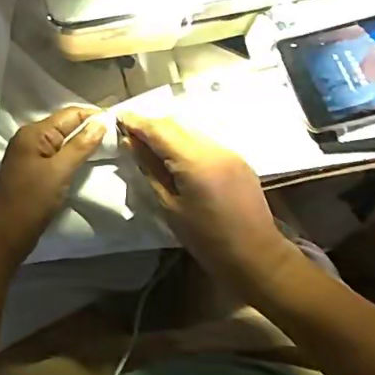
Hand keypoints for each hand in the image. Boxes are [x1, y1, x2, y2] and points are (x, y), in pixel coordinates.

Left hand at [0, 107, 105, 265]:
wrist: (5, 235)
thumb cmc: (32, 201)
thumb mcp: (60, 171)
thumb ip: (80, 145)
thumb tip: (101, 121)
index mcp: (33, 133)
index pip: (69, 114)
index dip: (94, 115)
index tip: (119, 121)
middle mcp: (29, 137)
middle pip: (65, 124)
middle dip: (89, 127)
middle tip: (118, 134)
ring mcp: (28, 153)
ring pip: (61, 140)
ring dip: (81, 142)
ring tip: (107, 146)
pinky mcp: (31, 169)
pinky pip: (55, 153)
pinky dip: (71, 154)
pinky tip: (85, 160)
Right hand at [118, 113, 302, 291]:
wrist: (256, 256)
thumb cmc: (206, 239)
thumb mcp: (169, 206)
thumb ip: (150, 169)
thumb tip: (132, 143)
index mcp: (194, 161)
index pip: (159, 129)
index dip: (136, 121)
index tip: (118, 119)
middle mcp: (213, 148)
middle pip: (175, 124)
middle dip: (151, 125)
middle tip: (130, 133)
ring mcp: (228, 152)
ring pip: (190, 130)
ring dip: (168, 133)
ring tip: (150, 145)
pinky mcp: (238, 160)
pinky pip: (204, 142)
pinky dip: (185, 142)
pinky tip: (176, 157)